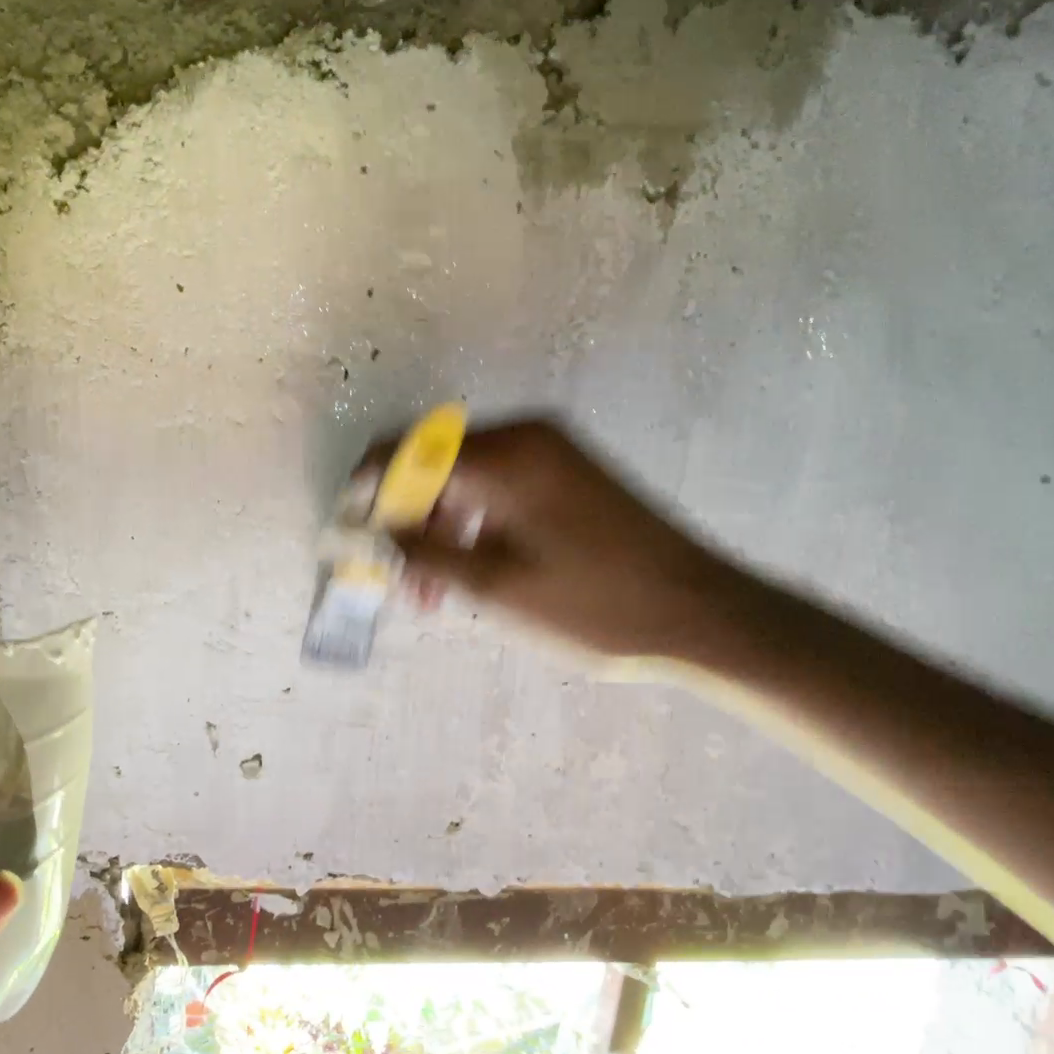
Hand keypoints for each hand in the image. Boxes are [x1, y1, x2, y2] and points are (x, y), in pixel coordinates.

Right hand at [366, 417, 747, 662]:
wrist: (705, 614)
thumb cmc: (593, 603)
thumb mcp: (493, 586)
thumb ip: (422, 551)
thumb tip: (373, 530)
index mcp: (504, 455)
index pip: (407, 448)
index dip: (368, 483)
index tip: (348, 525)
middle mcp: (526, 439)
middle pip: (434, 464)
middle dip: (404, 519)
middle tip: (395, 577)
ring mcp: (553, 455)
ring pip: (466, 482)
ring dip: (438, 531)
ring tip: (431, 595)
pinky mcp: (571, 476)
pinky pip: (500, 491)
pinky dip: (474, 527)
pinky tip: (470, 575)